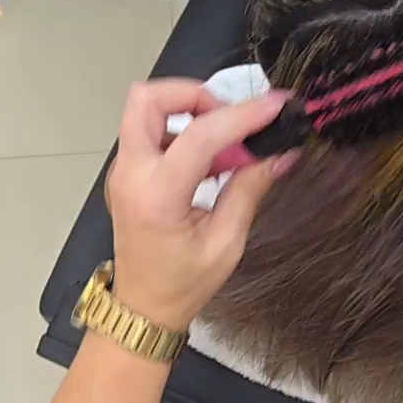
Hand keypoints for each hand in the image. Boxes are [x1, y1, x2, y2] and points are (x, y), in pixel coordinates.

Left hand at [104, 79, 296, 330]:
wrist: (143, 308)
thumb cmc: (184, 284)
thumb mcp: (226, 243)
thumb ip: (249, 190)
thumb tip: (280, 152)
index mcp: (156, 197)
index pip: (198, 135)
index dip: (242, 115)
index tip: (277, 105)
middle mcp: (130, 175)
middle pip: (147, 99)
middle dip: (193, 94)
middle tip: (230, 116)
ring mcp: (123, 171)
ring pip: (144, 109)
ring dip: (187, 110)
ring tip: (226, 142)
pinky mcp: (127, 173)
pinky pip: (149, 132)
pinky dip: (182, 130)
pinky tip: (212, 160)